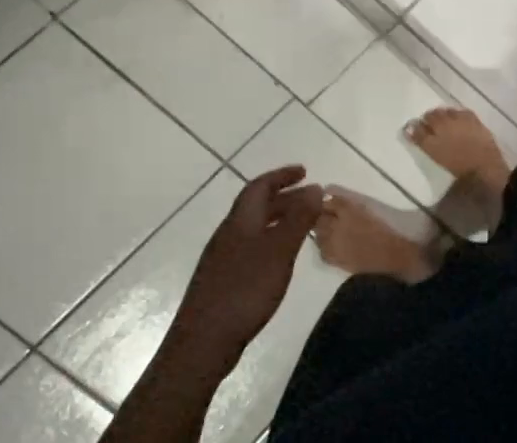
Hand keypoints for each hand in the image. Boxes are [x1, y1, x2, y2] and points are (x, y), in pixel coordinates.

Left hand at [169, 165, 323, 375]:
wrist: (202, 344)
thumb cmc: (245, 290)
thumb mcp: (280, 250)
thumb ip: (299, 218)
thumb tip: (314, 187)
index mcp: (239, 223)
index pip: (258, 187)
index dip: (281, 176)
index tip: (305, 172)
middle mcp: (228, 236)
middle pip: (255, 206)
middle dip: (284, 197)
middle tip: (311, 198)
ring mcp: (222, 260)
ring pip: (253, 228)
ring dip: (279, 219)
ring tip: (303, 226)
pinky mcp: (223, 281)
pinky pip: (251, 247)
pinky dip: (271, 240)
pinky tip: (282, 258)